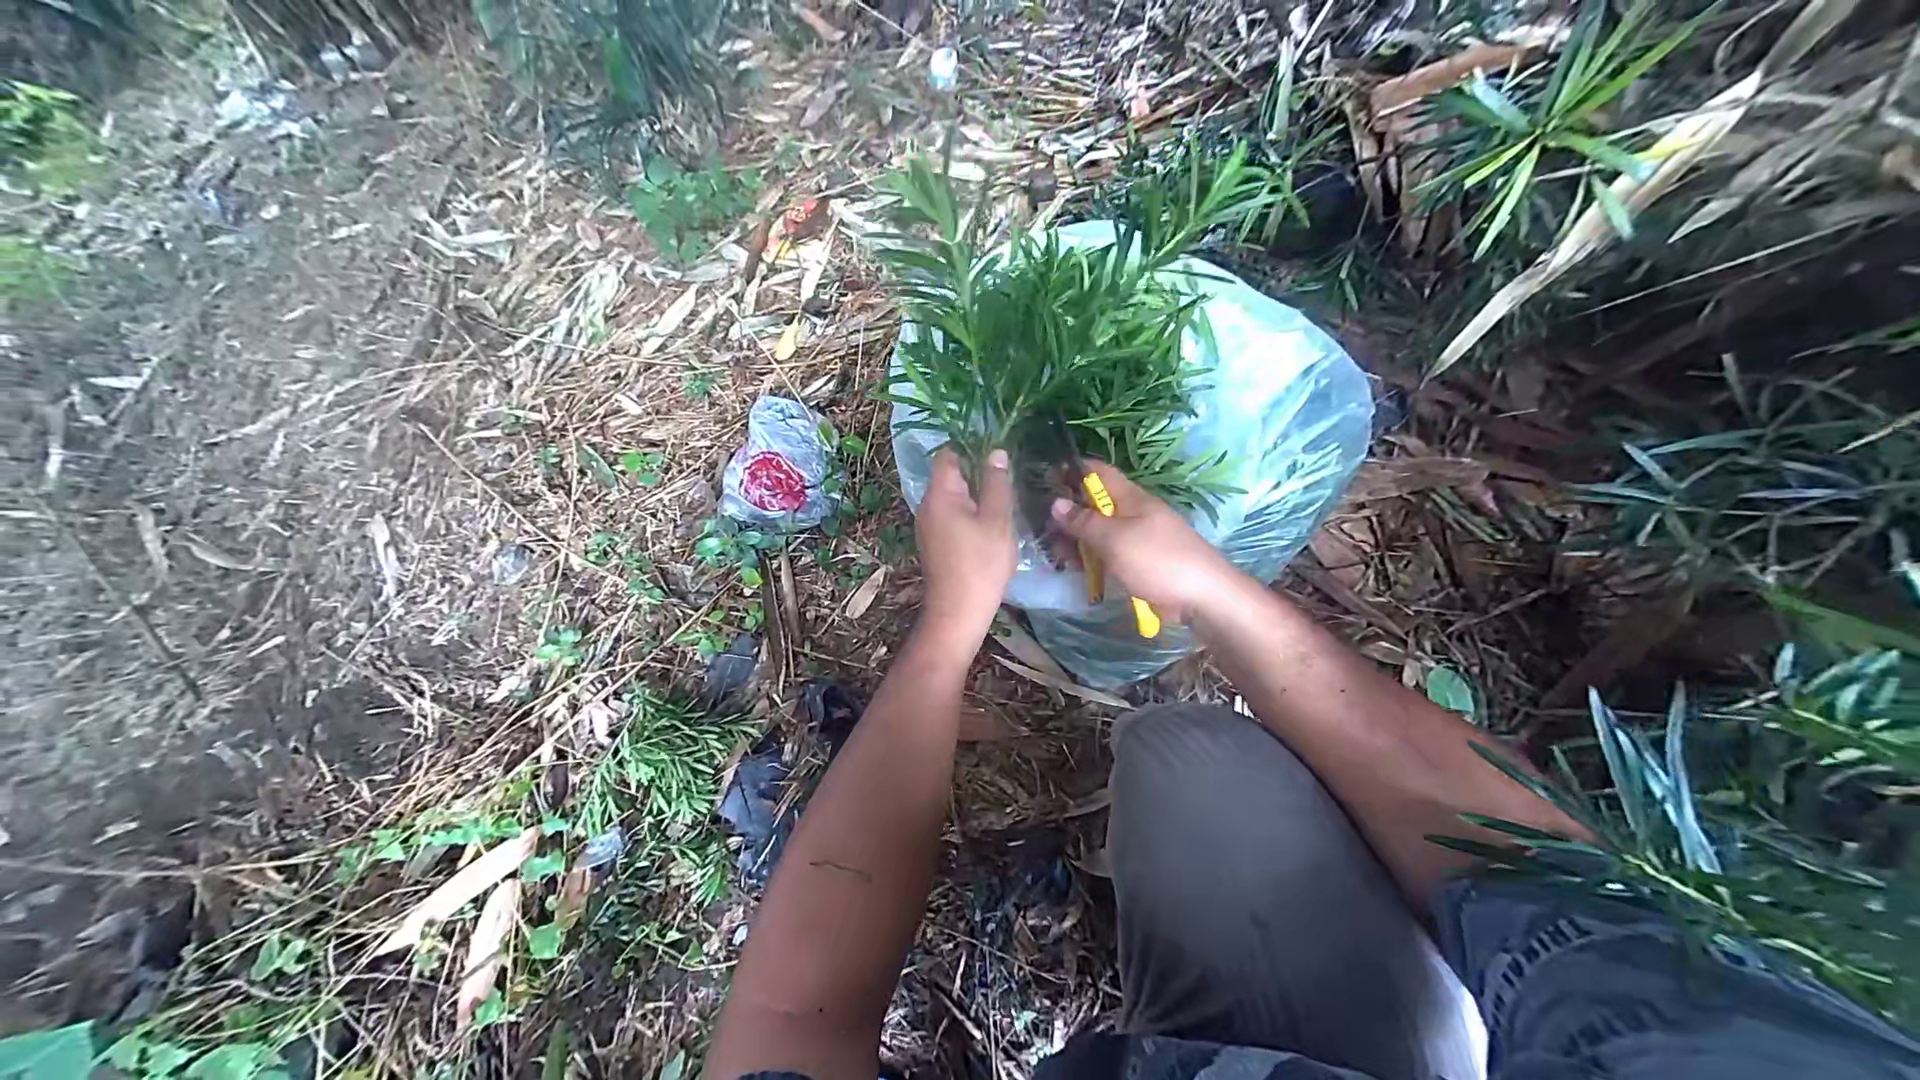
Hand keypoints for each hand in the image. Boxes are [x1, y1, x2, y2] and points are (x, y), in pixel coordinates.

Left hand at [914, 445, 1015, 645]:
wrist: (958, 611)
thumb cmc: (980, 563)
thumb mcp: (997, 519)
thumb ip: (997, 483)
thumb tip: (996, 452)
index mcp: (940, 494)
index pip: (948, 454)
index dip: (971, 447)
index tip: (997, 453)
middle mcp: (927, 506)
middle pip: (949, 476)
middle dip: (976, 472)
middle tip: (1007, 477)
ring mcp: (927, 526)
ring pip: (952, 498)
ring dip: (975, 495)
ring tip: (1003, 501)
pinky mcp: (934, 543)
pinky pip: (951, 516)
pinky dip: (969, 514)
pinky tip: (990, 525)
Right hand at [1050, 461, 1243, 624]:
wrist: (1204, 597)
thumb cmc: (1158, 560)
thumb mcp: (1115, 539)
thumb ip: (1084, 522)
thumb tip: (1056, 502)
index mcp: (1131, 499)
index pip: (1100, 473)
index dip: (1074, 471)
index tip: (1047, 477)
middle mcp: (1135, 514)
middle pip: (1096, 505)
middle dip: (1070, 513)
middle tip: (1043, 529)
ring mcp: (1139, 539)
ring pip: (1101, 532)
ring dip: (1079, 540)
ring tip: (1057, 555)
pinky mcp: (1142, 562)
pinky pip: (1111, 554)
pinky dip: (1093, 559)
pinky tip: (1079, 570)